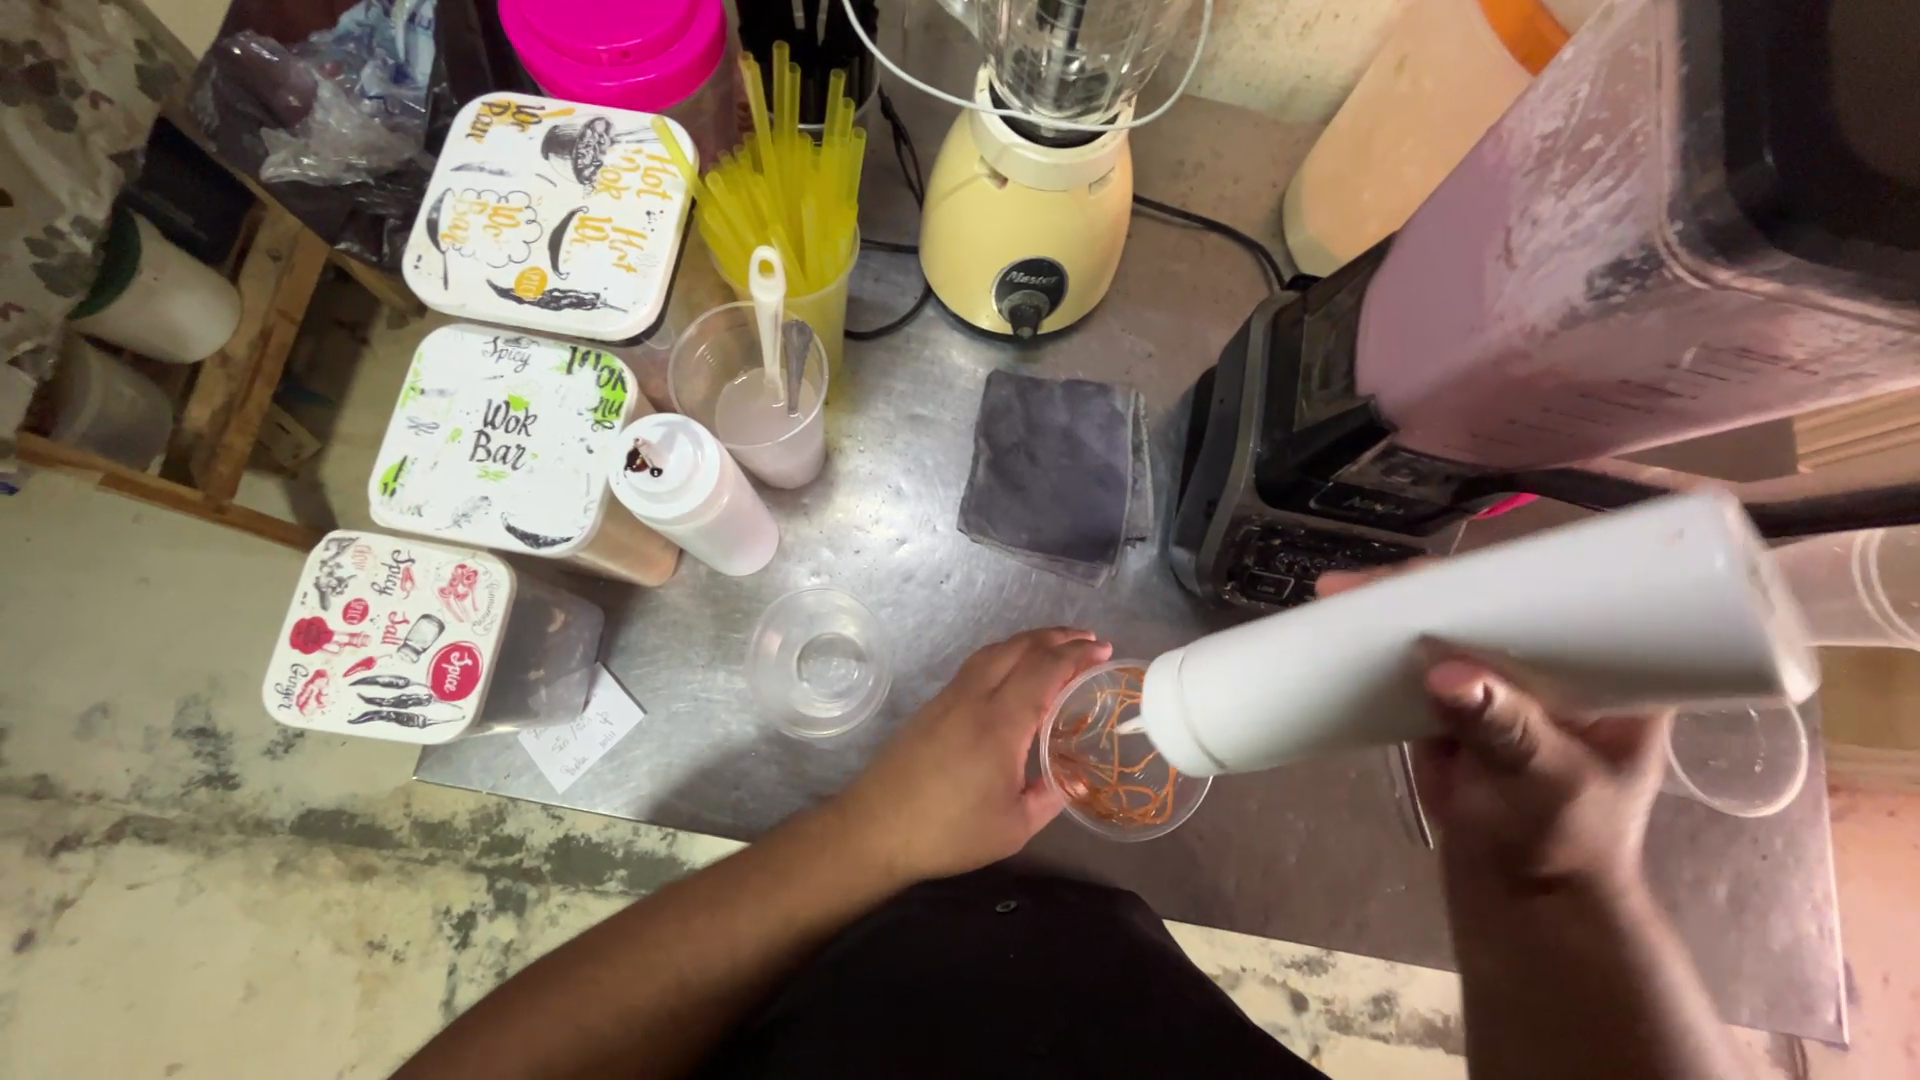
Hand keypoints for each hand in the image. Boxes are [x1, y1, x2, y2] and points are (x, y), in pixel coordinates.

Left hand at [833, 628, 1112, 884]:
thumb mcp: (1013, 826)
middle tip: (1088, 640)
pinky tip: (1013, 668)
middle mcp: (975, 697)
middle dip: (1057, 638)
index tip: (1103, 650)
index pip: (1045, 670)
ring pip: (994, 651)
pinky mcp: (933, 705)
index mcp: (1000, 722)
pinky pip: (976, 664)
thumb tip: (1076, 780)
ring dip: (1029, 641)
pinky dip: (1004, 654)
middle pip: (1020, 648)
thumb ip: (1051, 796)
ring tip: (1055, 645)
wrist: (875, 827)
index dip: (1076, 655)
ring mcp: (950, 697)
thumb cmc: (949, 832)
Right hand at [1319, 570, 1669, 894]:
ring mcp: (1495, 679)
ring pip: (1442, 627)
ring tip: (1338, 594)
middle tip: (1362, 583)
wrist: (1523, 892)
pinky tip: (1344, 629)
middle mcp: (1547, 661)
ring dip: (1391, 610)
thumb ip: (1504, 729)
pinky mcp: (1451, 701)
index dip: (1492, 575)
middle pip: (1482, 601)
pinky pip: (1414, 660)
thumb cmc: (1562, 839)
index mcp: (1605, 667)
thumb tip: (1446, 674)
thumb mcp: (1548, 782)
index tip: (1430, 574)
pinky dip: (1380, 645)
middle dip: (1420, 587)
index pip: (1551, 596)